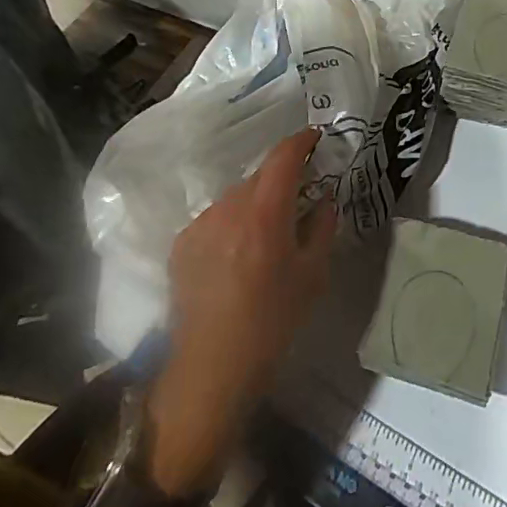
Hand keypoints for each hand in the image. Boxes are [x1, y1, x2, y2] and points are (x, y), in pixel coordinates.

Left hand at [145, 127, 337, 494]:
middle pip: (260, 175)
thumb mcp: (314, 273)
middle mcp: (228, 210)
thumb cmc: (274, 320)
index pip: (283, 158)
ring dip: (257, 200)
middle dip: (283, 176)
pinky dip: (234, 221)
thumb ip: (323, 226)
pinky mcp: (182, 244)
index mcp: (264, 214)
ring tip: (270, 229)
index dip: (302, 141)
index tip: (317, 138)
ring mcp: (200, 226)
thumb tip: (325, 197)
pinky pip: (217, 217)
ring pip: (237, 196)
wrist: (212, 368)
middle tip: (302, 193)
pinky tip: (241, 251)